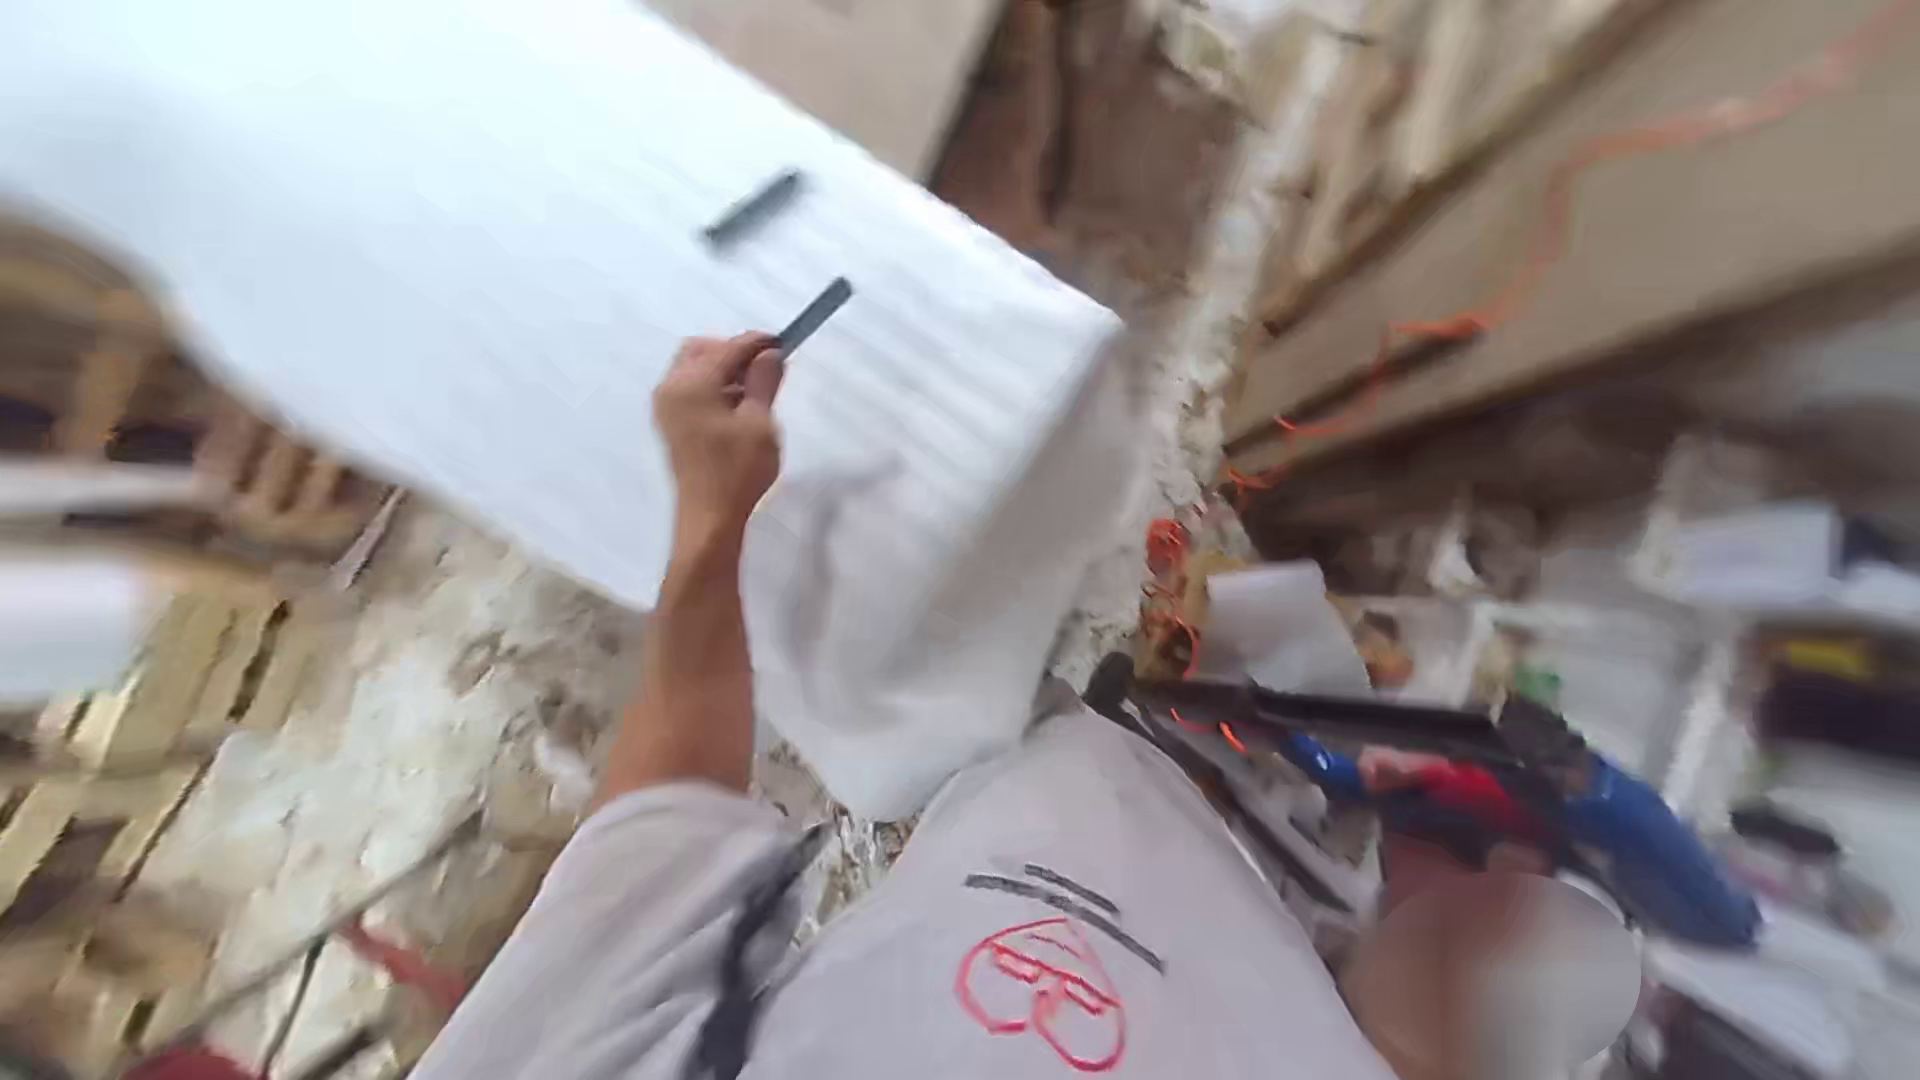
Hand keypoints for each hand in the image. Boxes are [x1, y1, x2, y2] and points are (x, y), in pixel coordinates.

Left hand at [653, 332, 785, 544]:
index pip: (728, 348)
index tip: (783, 343)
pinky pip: (692, 388)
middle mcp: (671, 388)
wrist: (710, 515)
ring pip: (695, 368)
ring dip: (725, 369)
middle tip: (767, 367)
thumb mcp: (759, 423)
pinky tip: (738, 405)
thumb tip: (770, 353)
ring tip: (756, 389)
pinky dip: (714, 386)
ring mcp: (667, 406)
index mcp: (691, 384)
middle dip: (735, 352)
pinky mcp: (672, 423)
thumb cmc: (739, 469)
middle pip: (703, 350)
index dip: (758, 343)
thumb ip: (763, 382)